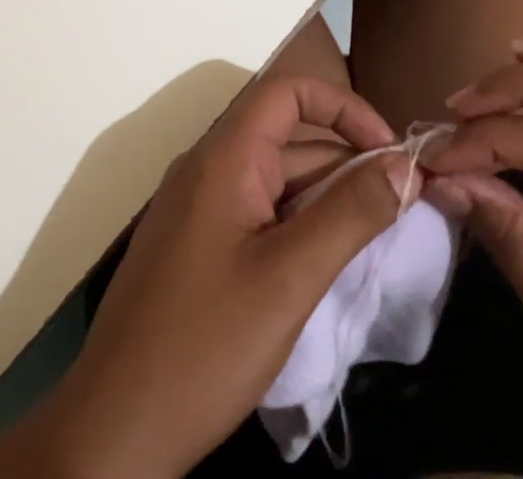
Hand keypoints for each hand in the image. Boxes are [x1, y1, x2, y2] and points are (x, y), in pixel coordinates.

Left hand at [0, 76, 418, 477]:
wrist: (116, 429)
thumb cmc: (205, 345)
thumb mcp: (291, 277)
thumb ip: (352, 213)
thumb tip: (405, 164)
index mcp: (223, 161)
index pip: (288, 92)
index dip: (345, 107)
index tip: (390, 152)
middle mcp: (207, 172)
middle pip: (290, 138)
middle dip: (349, 160)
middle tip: (405, 203)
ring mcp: (198, 212)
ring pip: (278, 181)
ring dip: (330, 197)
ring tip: (379, 234)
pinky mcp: (198, 249)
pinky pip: (260, 215)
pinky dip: (301, 225)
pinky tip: (330, 261)